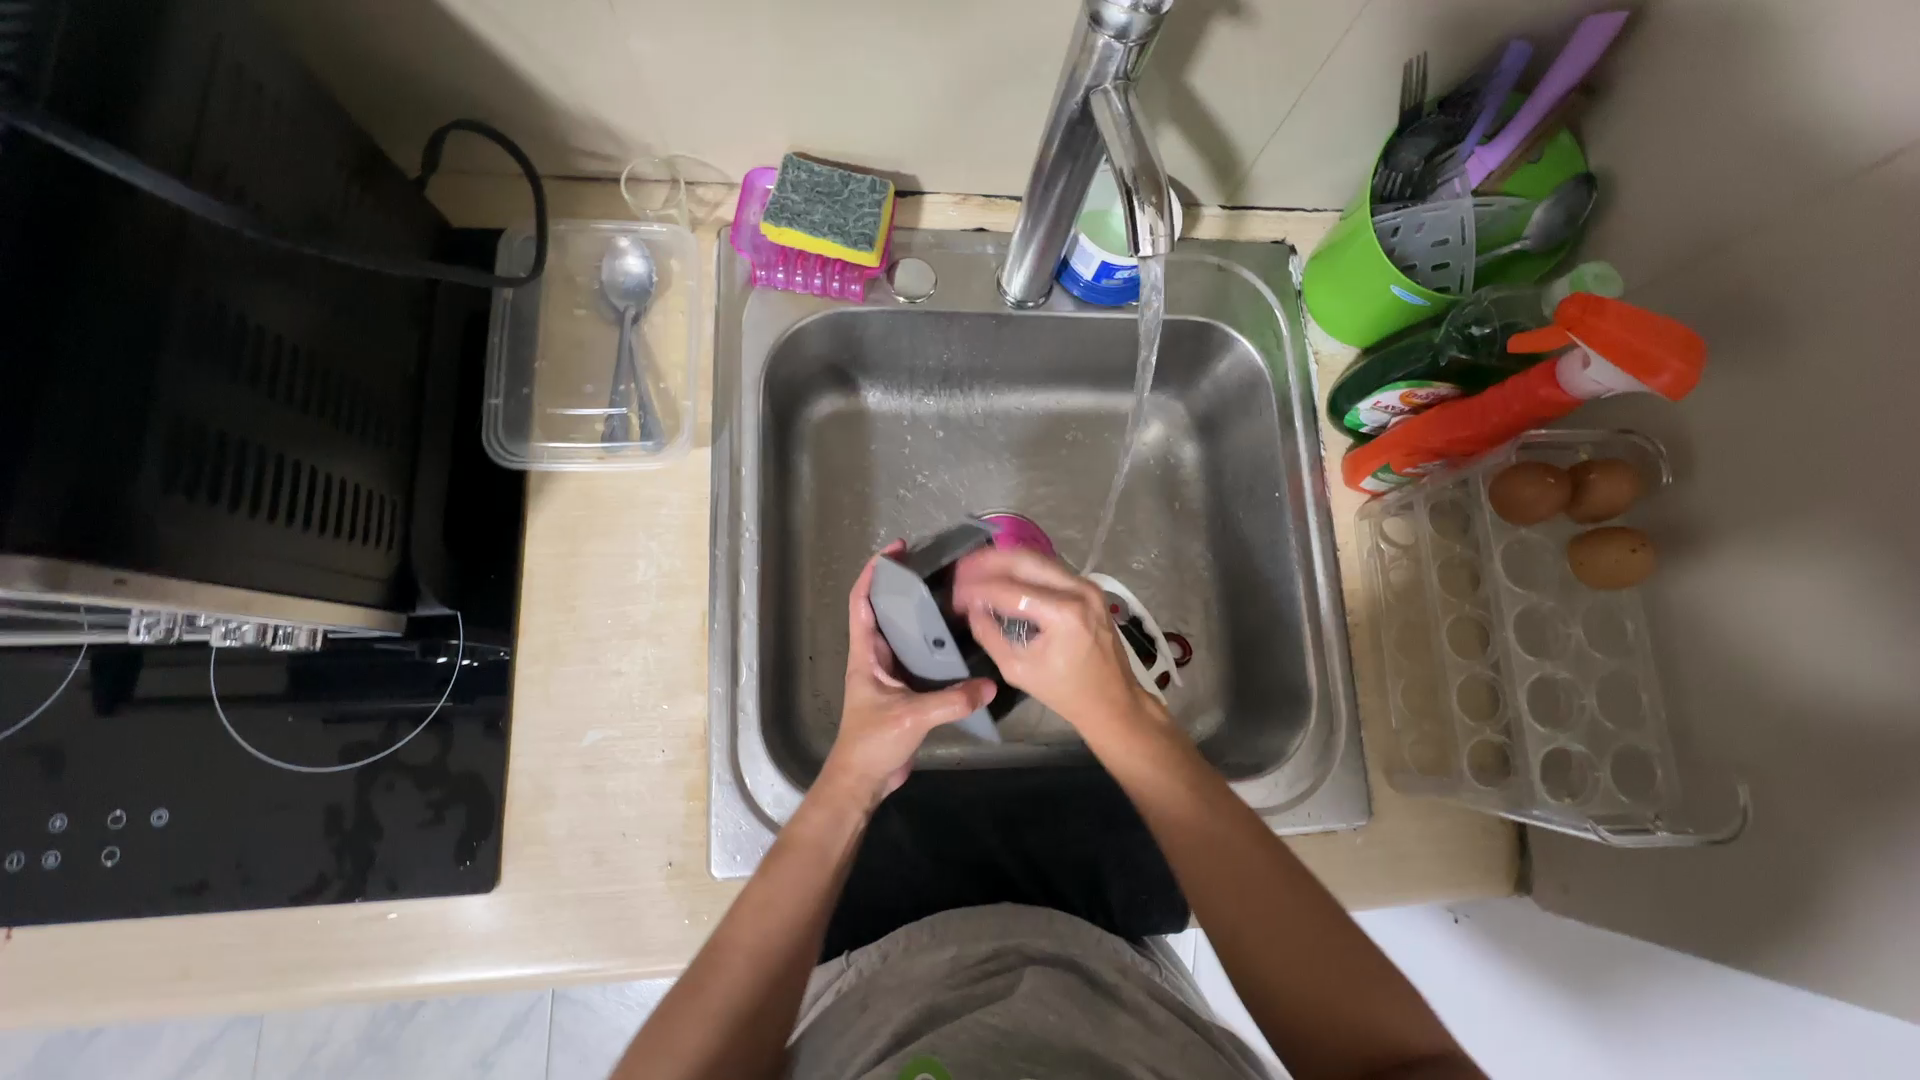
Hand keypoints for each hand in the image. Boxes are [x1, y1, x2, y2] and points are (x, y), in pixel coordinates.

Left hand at [818, 542, 996, 809]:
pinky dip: (933, 643)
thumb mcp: (913, 716)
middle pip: (883, 610)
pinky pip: (918, 657)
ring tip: (949, 594)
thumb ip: (952, 701)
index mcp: (865, 654)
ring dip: (918, 613)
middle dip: (902, 585)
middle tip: (934, 567)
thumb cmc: (873, 742)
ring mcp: (888, 673)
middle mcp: (875, 657)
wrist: (863, 780)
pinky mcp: (903, 690)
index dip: (873, 573)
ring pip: (902, 633)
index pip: (861, 602)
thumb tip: (990, 685)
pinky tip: (957, 638)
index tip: (895, 551)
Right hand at [950, 547, 1161, 736]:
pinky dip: (1022, 568)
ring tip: (975, 568)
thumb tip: (971, 608)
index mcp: (1063, 614)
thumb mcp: (1017, 669)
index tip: (955, 594)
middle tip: (961, 570)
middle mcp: (1078, 590)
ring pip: (1037, 558)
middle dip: (987, 562)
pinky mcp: (1089, 588)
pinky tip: (1001, 575)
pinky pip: (1049, 569)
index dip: (976, 589)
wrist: (1112, 699)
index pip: (1008, 590)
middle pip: (1023, 559)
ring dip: (1003, 561)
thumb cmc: (1064, 692)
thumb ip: (989, 634)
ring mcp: (1087, 586)